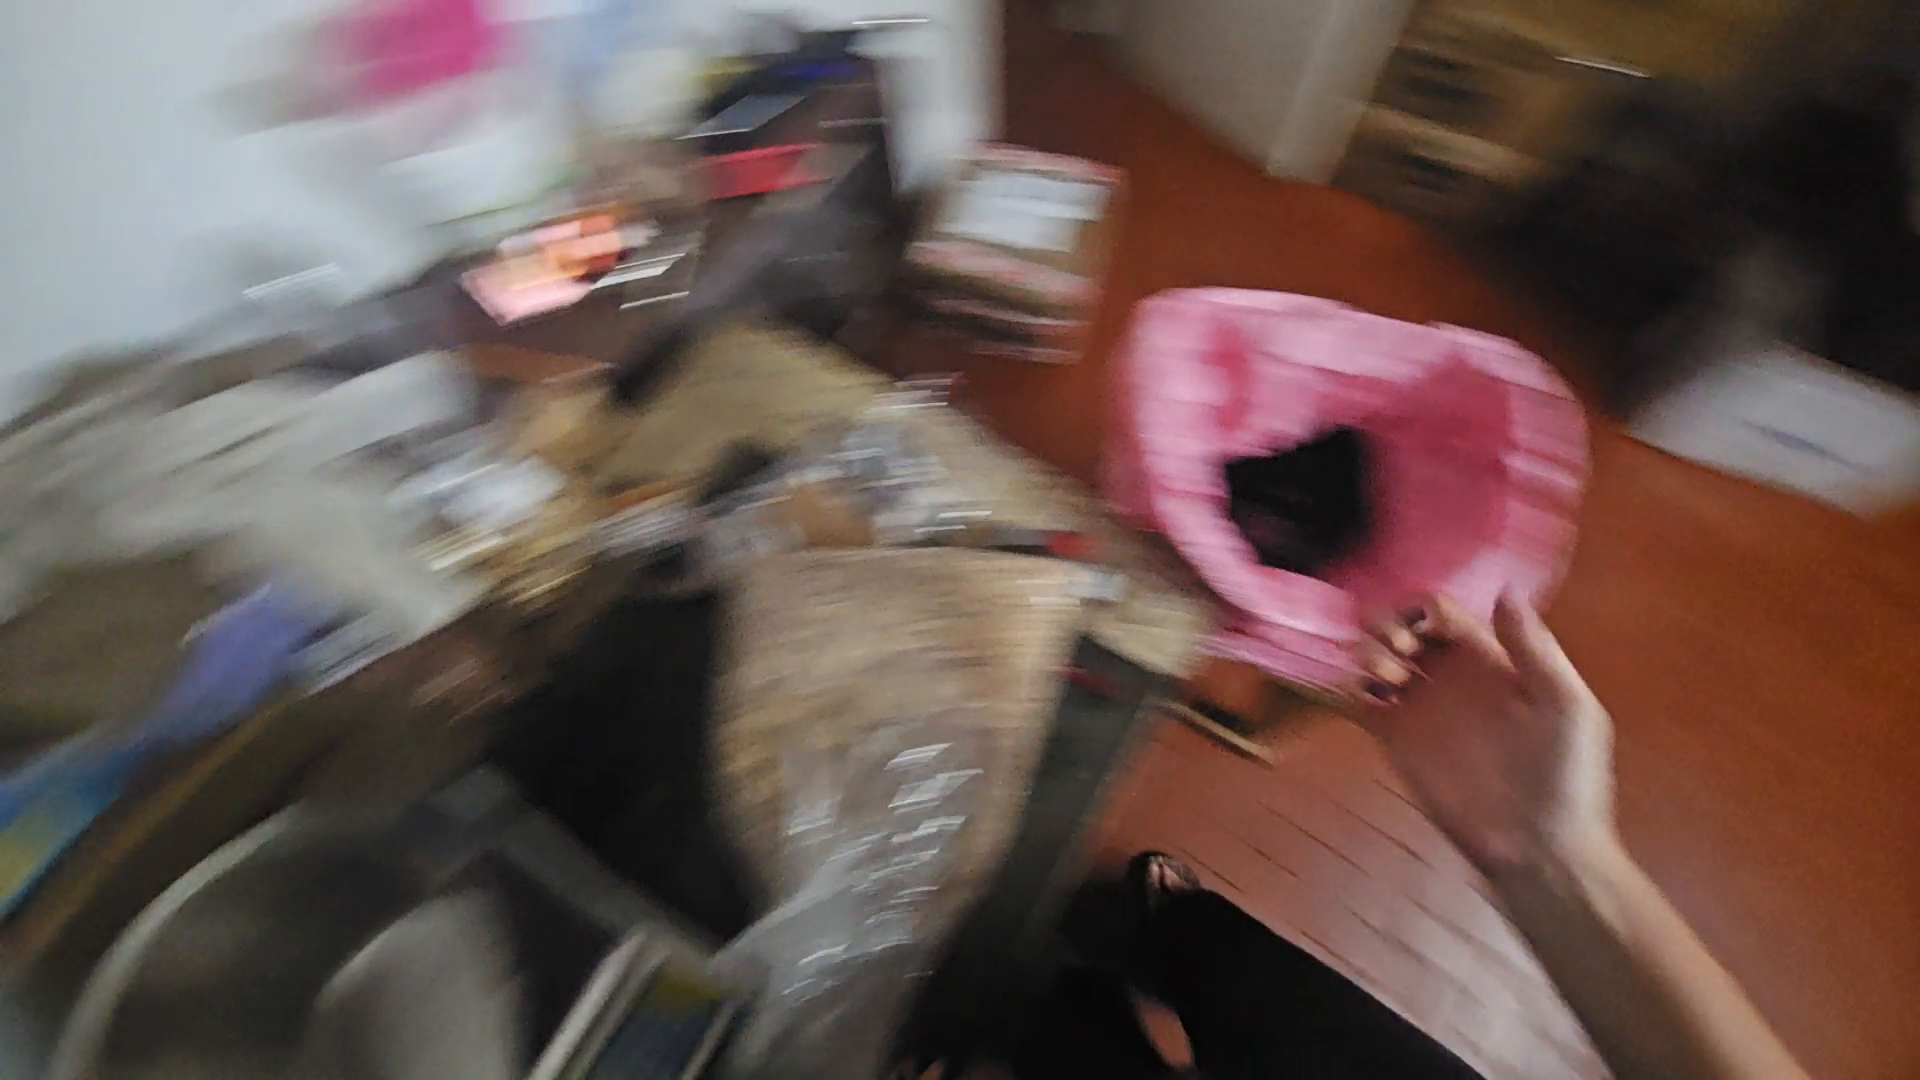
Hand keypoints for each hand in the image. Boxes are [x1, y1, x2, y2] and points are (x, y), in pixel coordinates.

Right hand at [1351, 594, 1615, 874]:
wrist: (1537, 846)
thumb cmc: (1563, 775)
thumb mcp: (1566, 707)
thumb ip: (1535, 648)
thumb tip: (1506, 588)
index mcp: (1486, 661)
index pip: (1440, 614)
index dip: (1423, 609)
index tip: (1419, 628)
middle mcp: (1445, 676)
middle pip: (1399, 627)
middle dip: (1387, 624)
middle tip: (1398, 650)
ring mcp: (1415, 705)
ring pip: (1372, 656)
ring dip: (1367, 653)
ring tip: (1386, 679)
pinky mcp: (1390, 735)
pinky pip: (1355, 699)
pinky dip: (1345, 686)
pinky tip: (1360, 695)